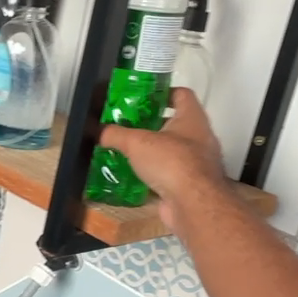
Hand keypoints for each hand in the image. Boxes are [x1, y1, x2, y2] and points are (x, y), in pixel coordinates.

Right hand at [96, 88, 233, 237]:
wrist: (192, 204)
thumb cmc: (172, 163)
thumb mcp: (136, 143)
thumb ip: (115, 134)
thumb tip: (97, 131)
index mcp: (192, 118)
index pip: (182, 94)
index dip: (163, 92)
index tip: (143, 97)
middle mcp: (200, 138)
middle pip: (176, 123)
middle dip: (152, 124)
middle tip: (128, 125)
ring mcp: (198, 163)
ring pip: (173, 150)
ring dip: (154, 151)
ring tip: (128, 150)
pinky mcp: (190, 185)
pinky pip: (170, 174)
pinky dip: (155, 174)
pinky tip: (136, 175)